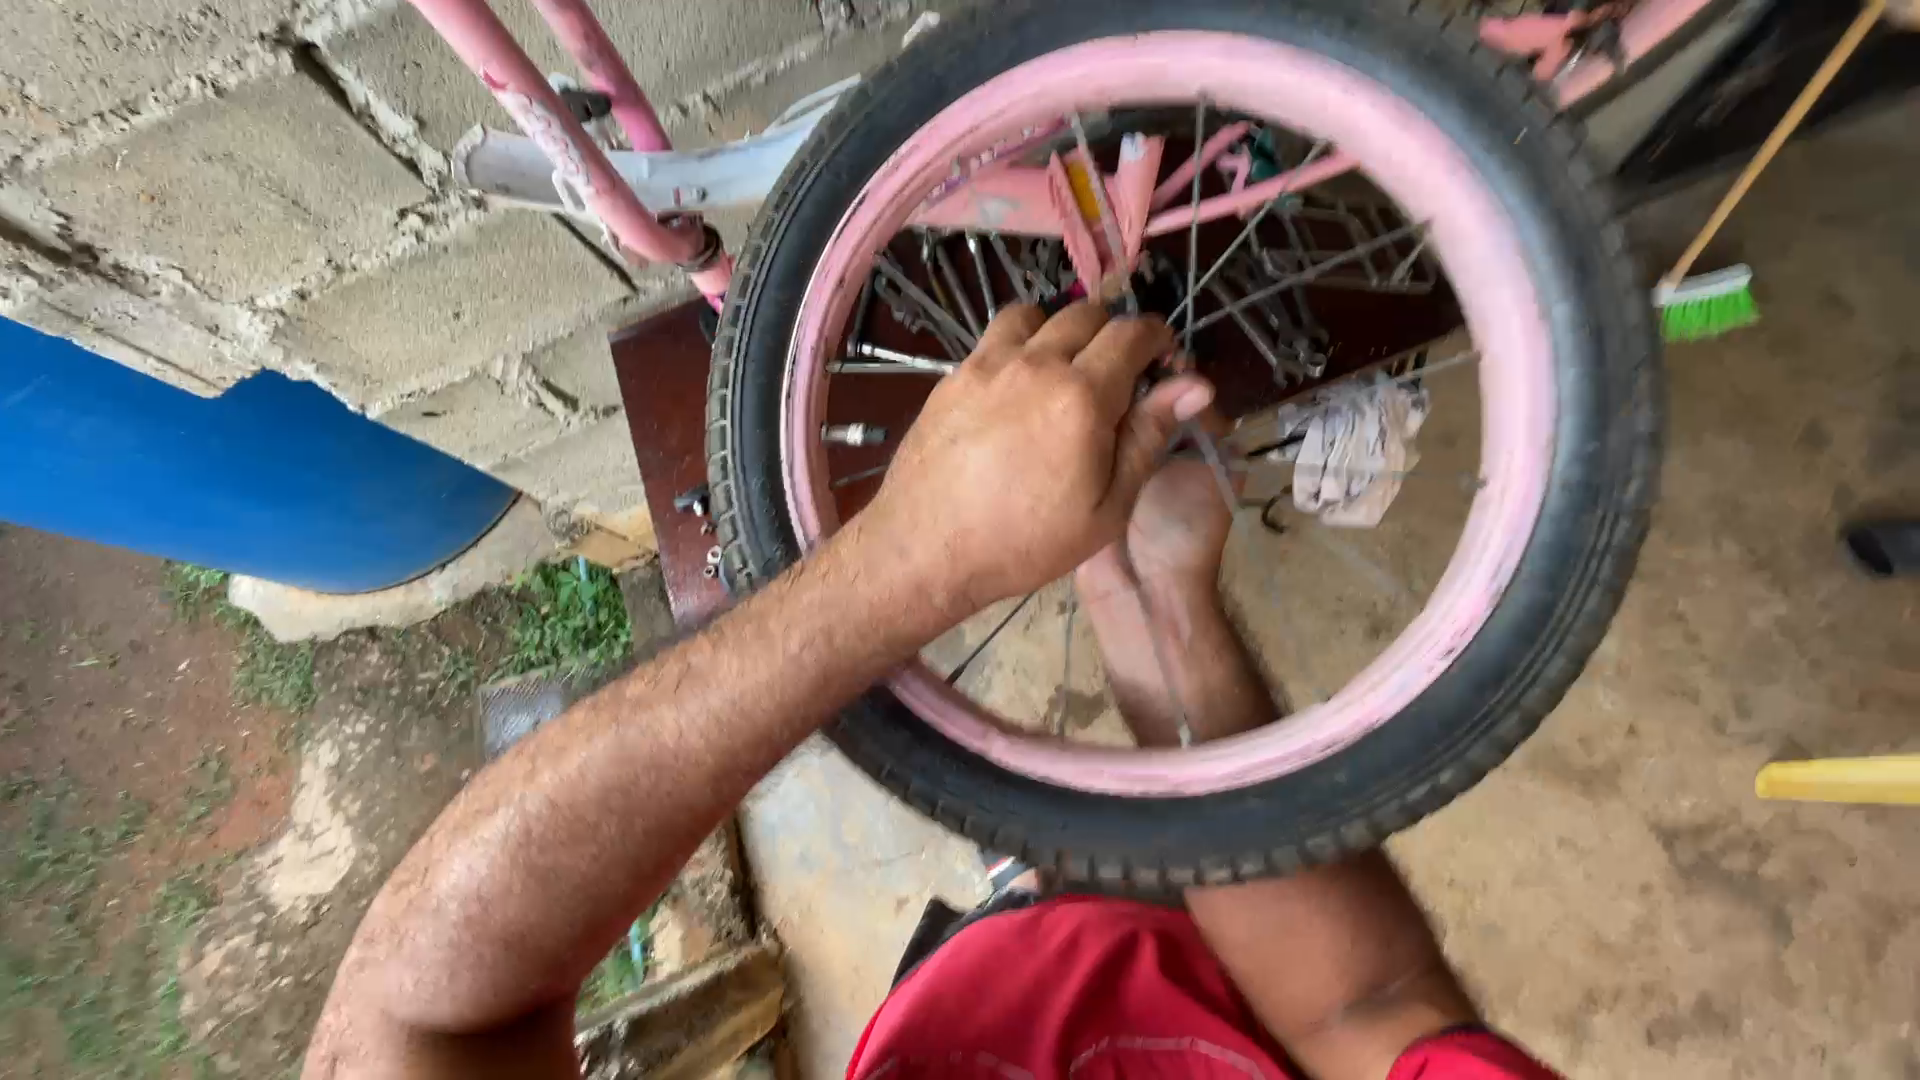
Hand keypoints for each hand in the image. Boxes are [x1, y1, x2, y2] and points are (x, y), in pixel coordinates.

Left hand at [855, 301, 1212, 619]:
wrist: (924, 550)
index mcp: (1081, 396)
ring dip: (1061, 330)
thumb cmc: (1024, 543)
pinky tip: (1018, 387)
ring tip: (1064, 372)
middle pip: (1087, 314)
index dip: (1157, 341)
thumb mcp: (1106, 508)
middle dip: (1113, 334)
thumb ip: (1148, 437)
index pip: (1132, 333)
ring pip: (1037, 315)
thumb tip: (1194, 385)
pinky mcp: (953, 377)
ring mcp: (986, 365)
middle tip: (1115, 376)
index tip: (1161, 364)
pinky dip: (1019, 344)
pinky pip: (995, 337)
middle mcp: (1034, 364)